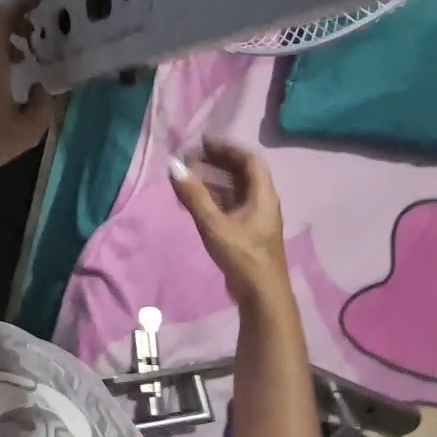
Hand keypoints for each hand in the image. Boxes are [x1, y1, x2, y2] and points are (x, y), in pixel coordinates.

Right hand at [169, 137, 287, 301]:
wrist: (261, 294)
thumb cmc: (242, 256)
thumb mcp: (214, 224)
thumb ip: (194, 195)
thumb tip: (174, 166)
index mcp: (262, 194)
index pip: (249, 159)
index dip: (227, 147)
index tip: (202, 142)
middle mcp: (262, 200)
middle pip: (242, 171)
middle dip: (217, 161)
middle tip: (190, 157)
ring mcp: (255, 216)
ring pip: (235, 187)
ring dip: (213, 178)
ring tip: (188, 175)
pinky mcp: (246, 230)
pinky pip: (230, 202)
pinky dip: (213, 195)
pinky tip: (194, 199)